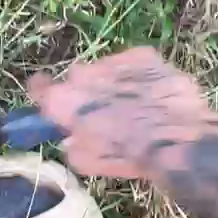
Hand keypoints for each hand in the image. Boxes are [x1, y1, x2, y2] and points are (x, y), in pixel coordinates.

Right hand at [27, 48, 217, 181]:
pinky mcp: (143, 56)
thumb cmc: (130, 157)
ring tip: (131, 105)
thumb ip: (73, 145)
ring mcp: (115, 62)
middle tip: (99, 112)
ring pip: (105, 70)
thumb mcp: (89, 162)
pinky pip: (131, 64)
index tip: (45, 99)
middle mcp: (84, 75)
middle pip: (76, 78)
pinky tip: (149, 95)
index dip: (41, 93)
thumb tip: (72, 138)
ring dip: (111, 83)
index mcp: (65, 101)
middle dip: (83, 92)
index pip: (38, 87)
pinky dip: (135, 76)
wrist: (179, 142)